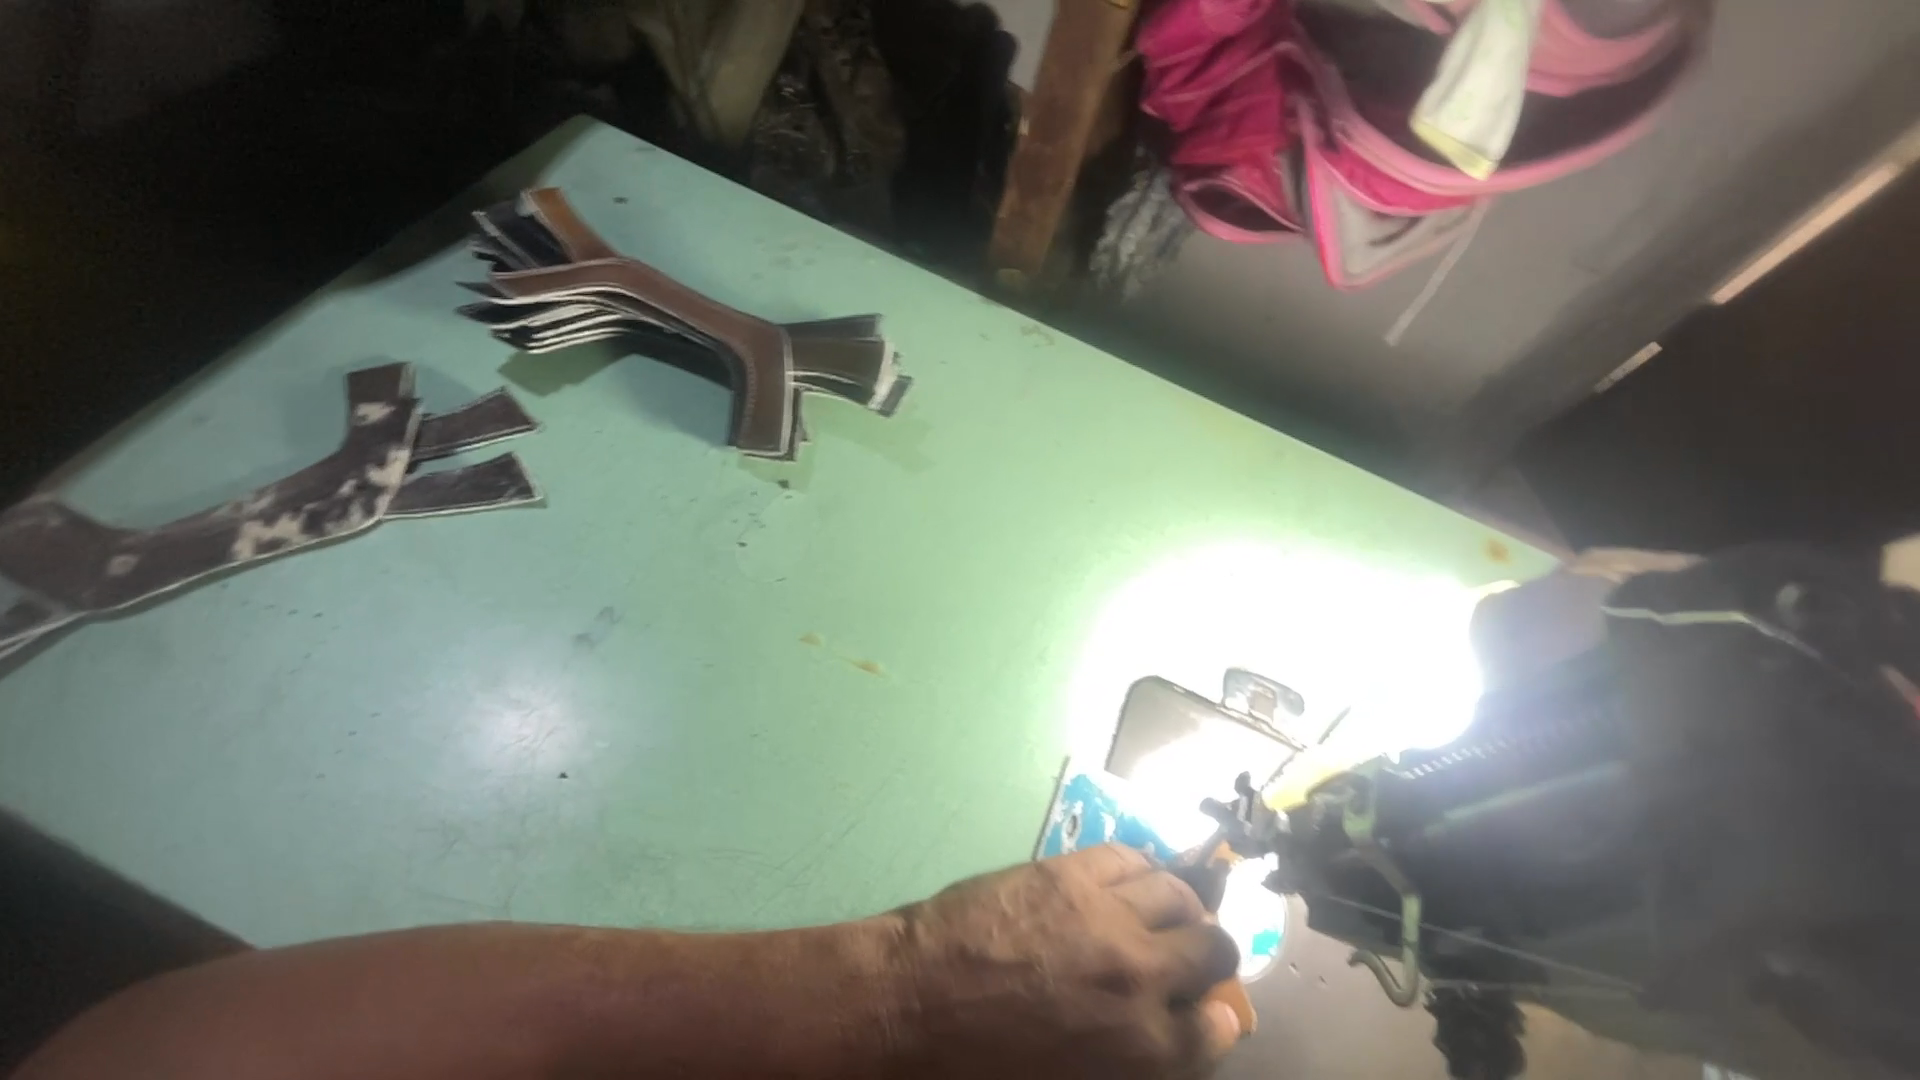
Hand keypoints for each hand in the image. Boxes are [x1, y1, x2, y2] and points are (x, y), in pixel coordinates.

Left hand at [884, 844, 1243, 1078]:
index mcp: (1144, 1046)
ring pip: (1177, 893)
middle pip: (1212, 948)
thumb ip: (1130, 1057)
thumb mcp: (1073, 1078)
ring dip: (1181, 905)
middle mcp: (1142, 975)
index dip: (1217, 1014)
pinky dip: (1140, 866)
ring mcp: (1107, 915)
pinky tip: (1131, 876)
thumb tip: (1161, 1029)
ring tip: (1166, 909)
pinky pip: (1127, 856)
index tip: (1208, 1005)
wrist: (916, 1003)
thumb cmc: (986, 1062)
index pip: (1218, 1027)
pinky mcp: (1069, 872)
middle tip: (1190, 951)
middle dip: (1210, 952)